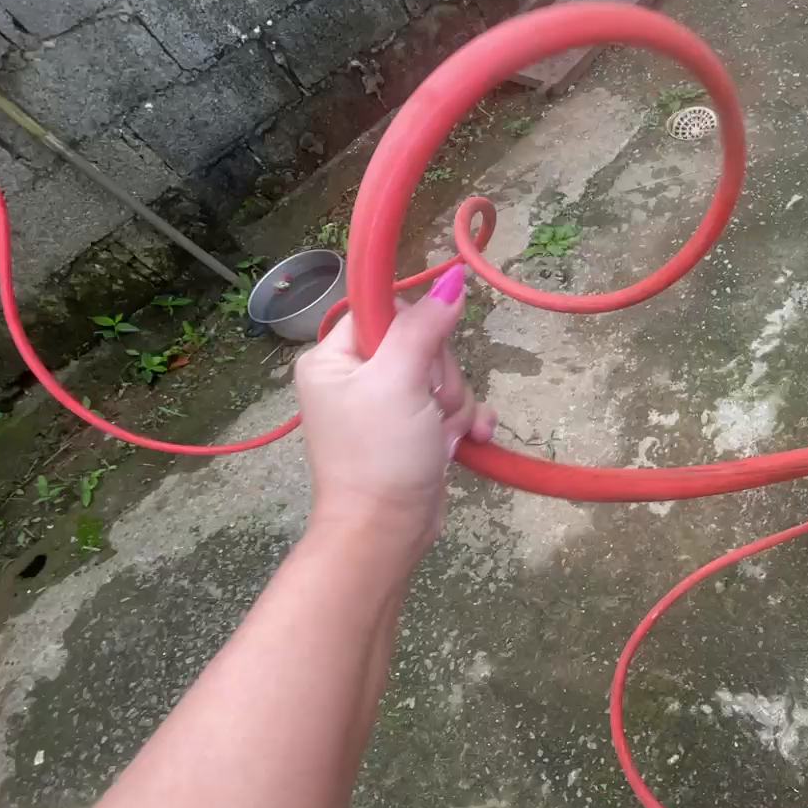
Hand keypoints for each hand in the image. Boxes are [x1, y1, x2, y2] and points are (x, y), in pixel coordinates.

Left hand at [293, 266, 494, 555]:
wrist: (387, 529)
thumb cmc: (381, 454)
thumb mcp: (399, 382)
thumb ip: (425, 328)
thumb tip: (451, 278)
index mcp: (335, 357)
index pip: (385, 311)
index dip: (416, 329)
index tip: (422, 359)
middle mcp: (360, 376)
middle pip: (425, 345)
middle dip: (442, 379)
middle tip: (429, 409)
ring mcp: (392, 404)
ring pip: (446, 377)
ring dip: (457, 406)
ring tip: (443, 436)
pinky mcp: (418, 428)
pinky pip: (456, 406)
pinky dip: (467, 422)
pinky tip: (471, 440)